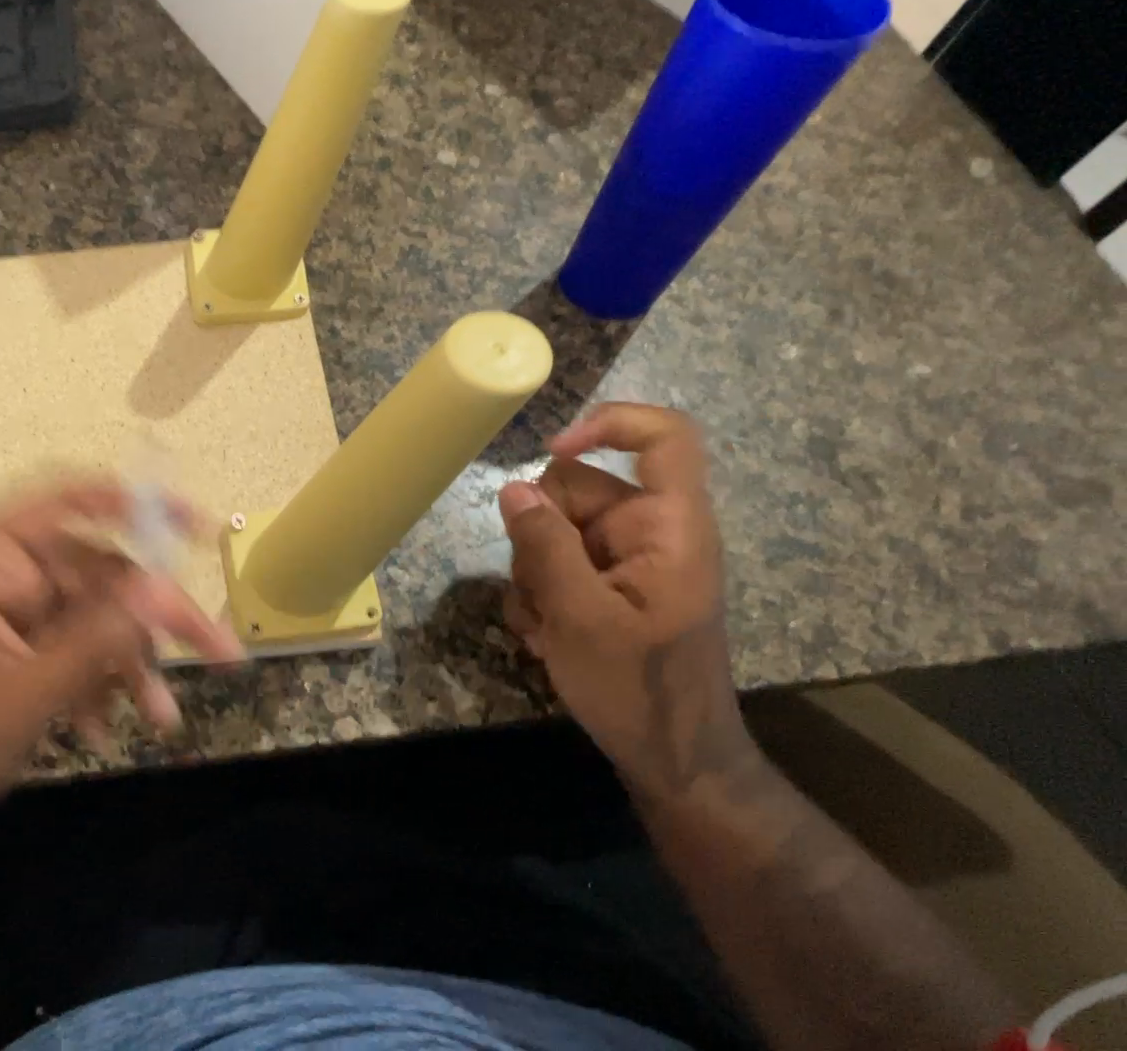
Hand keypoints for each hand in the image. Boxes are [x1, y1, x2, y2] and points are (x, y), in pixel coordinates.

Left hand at [0, 480, 241, 837]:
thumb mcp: (26, 691)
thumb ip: (99, 637)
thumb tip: (166, 588)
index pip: (69, 504)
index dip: (139, 508)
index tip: (199, 531)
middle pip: (96, 575)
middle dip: (150, 623)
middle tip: (218, 653)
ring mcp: (2, 616)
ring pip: (90, 621)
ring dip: (128, 666)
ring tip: (160, 718)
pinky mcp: (8, 654)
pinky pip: (68, 653)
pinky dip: (94, 686)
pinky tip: (102, 730)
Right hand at [498, 404, 760, 803]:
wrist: (671, 759)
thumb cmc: (638, 688)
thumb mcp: (580, 617)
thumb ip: (545, 547)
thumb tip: (513, 490)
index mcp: (670, 526)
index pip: (664, 437)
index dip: (608, 424)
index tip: (550, 452)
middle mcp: (649, 533)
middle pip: (578, 491)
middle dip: (540, 537)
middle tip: (541, 592)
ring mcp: (626, 563)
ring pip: (555, 533)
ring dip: (534, 577)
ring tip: (546, 629)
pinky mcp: (607, 590)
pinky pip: (557, 567)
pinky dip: (542, 598)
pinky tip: (546, 638)